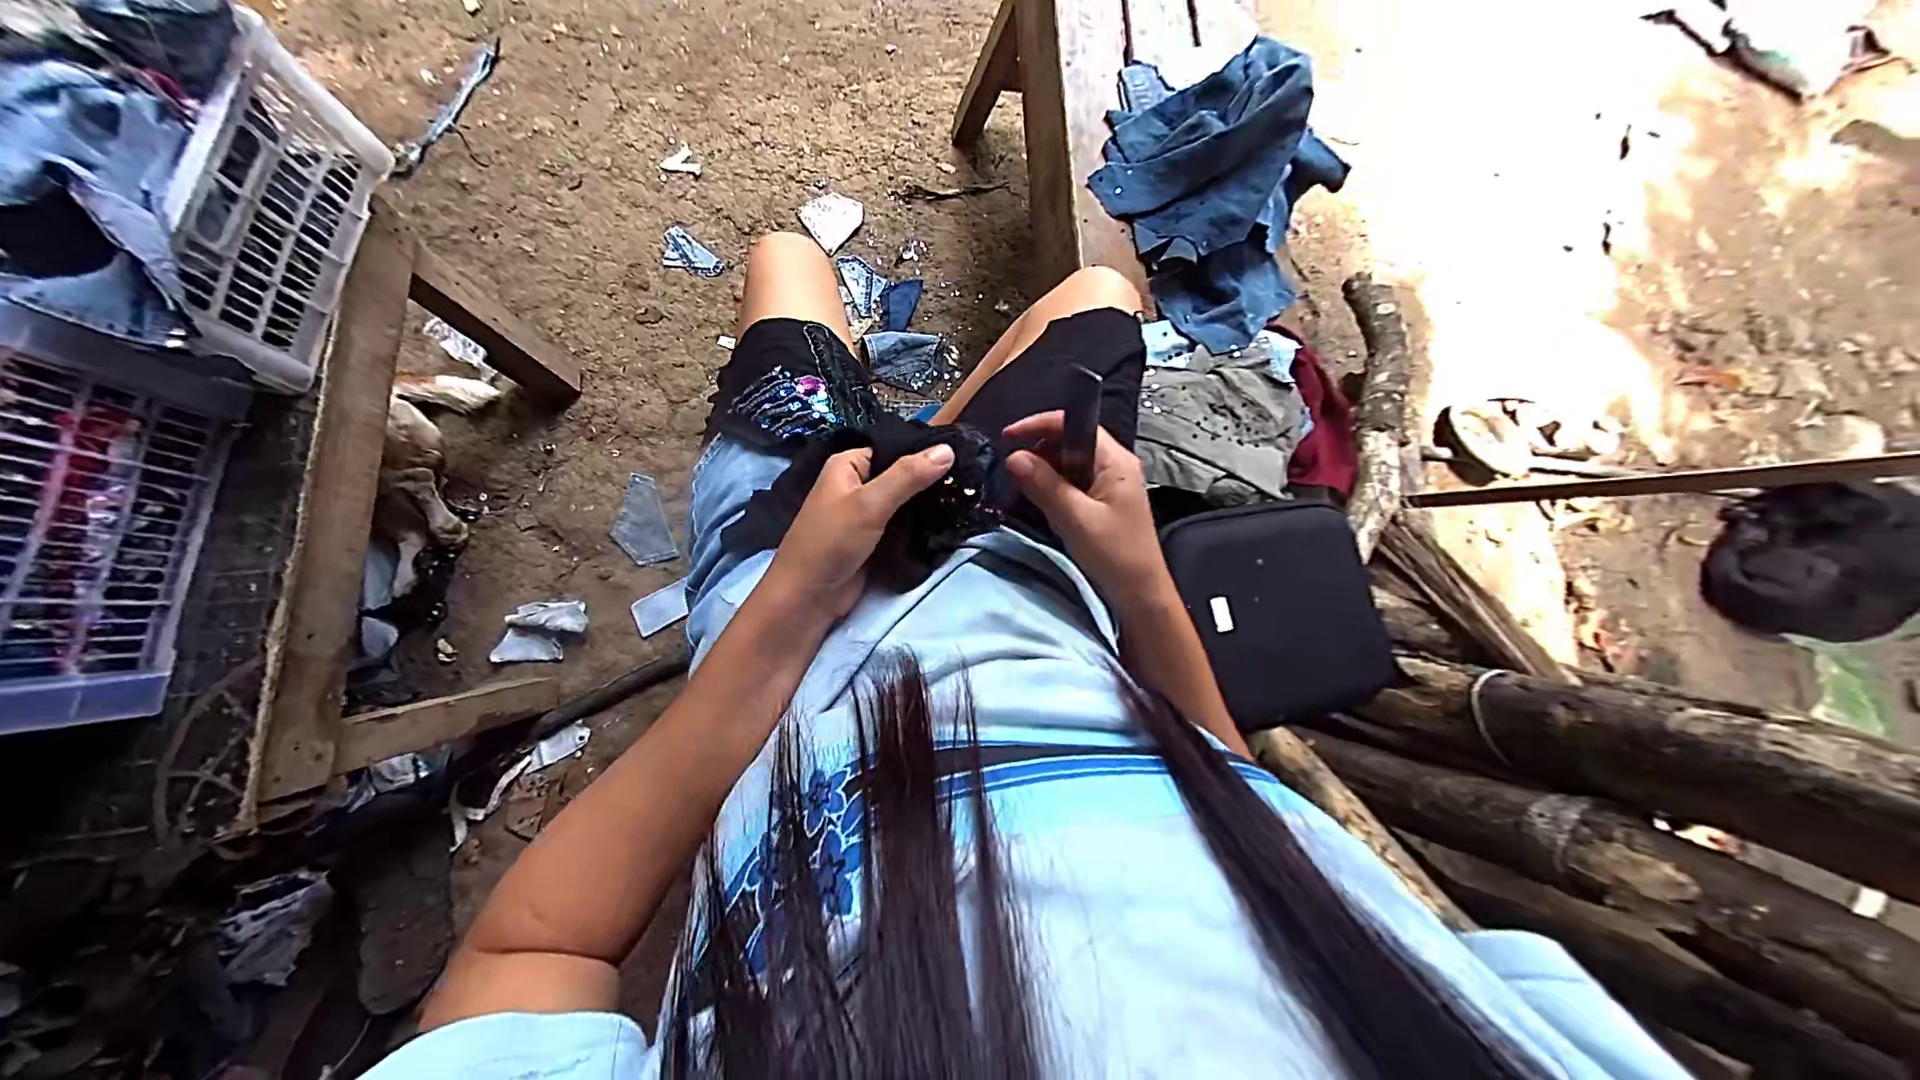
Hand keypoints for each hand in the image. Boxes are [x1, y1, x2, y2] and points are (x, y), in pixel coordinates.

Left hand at [764, 443, 955, 615]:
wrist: (809, 597)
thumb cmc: (831, 542)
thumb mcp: (870, 503)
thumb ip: (908, 476)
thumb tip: (948, 449)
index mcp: (849, 465)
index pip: (894, 447)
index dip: (925, 450)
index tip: (964, 453)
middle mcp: (858, 484)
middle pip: (903, 474)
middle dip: (932, 478)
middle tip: (972, 477)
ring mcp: (867, 513)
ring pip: (907, 501)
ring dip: (930, 503)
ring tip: (968, 496)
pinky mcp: (877, 539)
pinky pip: (905, 524)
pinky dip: (923, 524)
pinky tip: (951, 521)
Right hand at [1003, 411, 1171, 604]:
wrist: (1140, 595)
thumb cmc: (1116, 556)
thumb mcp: (1075, 519)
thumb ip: (1044, 486)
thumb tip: (1014, 458)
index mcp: (1115, 461)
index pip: (1076, 424)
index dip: (1040, 425)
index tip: (1009, 438)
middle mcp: (1114, 466)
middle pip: (1069, 441)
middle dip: (1038, 450)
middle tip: (1013, 470)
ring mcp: (1108, 485)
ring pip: (1068, 464)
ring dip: (1043, 471)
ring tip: (1022, 487)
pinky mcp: (1101, 503)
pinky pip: (1071, 484)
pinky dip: (1052, 488)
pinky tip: (1040, 503)